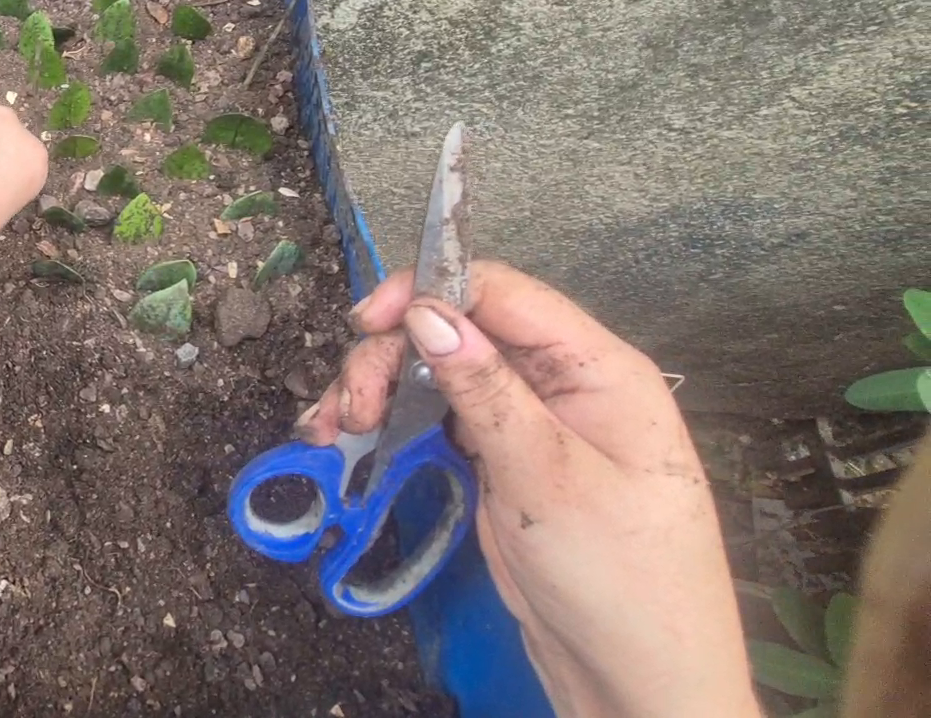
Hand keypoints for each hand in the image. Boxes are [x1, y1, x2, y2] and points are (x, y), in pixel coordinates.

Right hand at [301, 262, 755, 717]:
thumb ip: (488, 390)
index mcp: (594, 369)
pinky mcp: (487, 447)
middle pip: (448, 328)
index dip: (426, 292)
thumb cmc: (617, 580)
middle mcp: (552, 378)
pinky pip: (422, 409)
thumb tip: (425, 313)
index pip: (498, 292)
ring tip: (339, 429)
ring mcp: (515, 413)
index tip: (365, 323)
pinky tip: (343, 436)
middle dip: (386, 357)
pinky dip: (379, 417)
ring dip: (372, 387)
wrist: (632, 684)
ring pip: (425, 366)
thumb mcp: (550, 479)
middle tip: (353, 408)